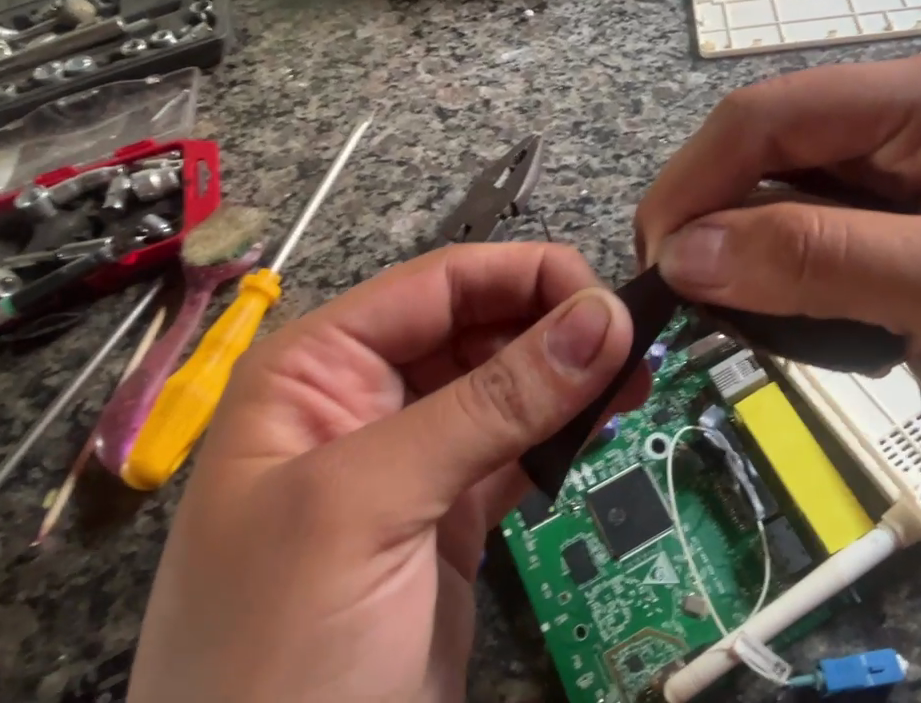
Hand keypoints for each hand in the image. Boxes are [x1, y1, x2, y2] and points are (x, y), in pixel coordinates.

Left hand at [130, 243, 640, 702]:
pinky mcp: (447, 514)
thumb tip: (602, 316)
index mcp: (315, 367)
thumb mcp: (370, 504)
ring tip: (636, 378)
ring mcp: (408, 459)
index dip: (525, 278)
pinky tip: (603, 421)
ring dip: (566, 377)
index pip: (435, 285)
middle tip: (637, 346)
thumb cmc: (282, 643)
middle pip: (474, 327)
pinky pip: (513, 447)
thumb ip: (490, 405)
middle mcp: (360, 397)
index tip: (611, 299)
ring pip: (502, 385)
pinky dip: (559, 433)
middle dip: (553, 326)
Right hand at [634, 49, 920, 494]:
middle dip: (706, 212)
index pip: (778, 112)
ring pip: (762, 186)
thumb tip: (682, 254)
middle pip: (761, 143)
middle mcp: (905, 113)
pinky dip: (754, 268)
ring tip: (707, 307)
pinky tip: (750, 308)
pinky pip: (784, 227)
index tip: (658, 263)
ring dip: (725, 244)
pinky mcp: (875, 219)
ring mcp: (889, 166)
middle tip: (673, 293)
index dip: (702, 178)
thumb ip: (824, 259)